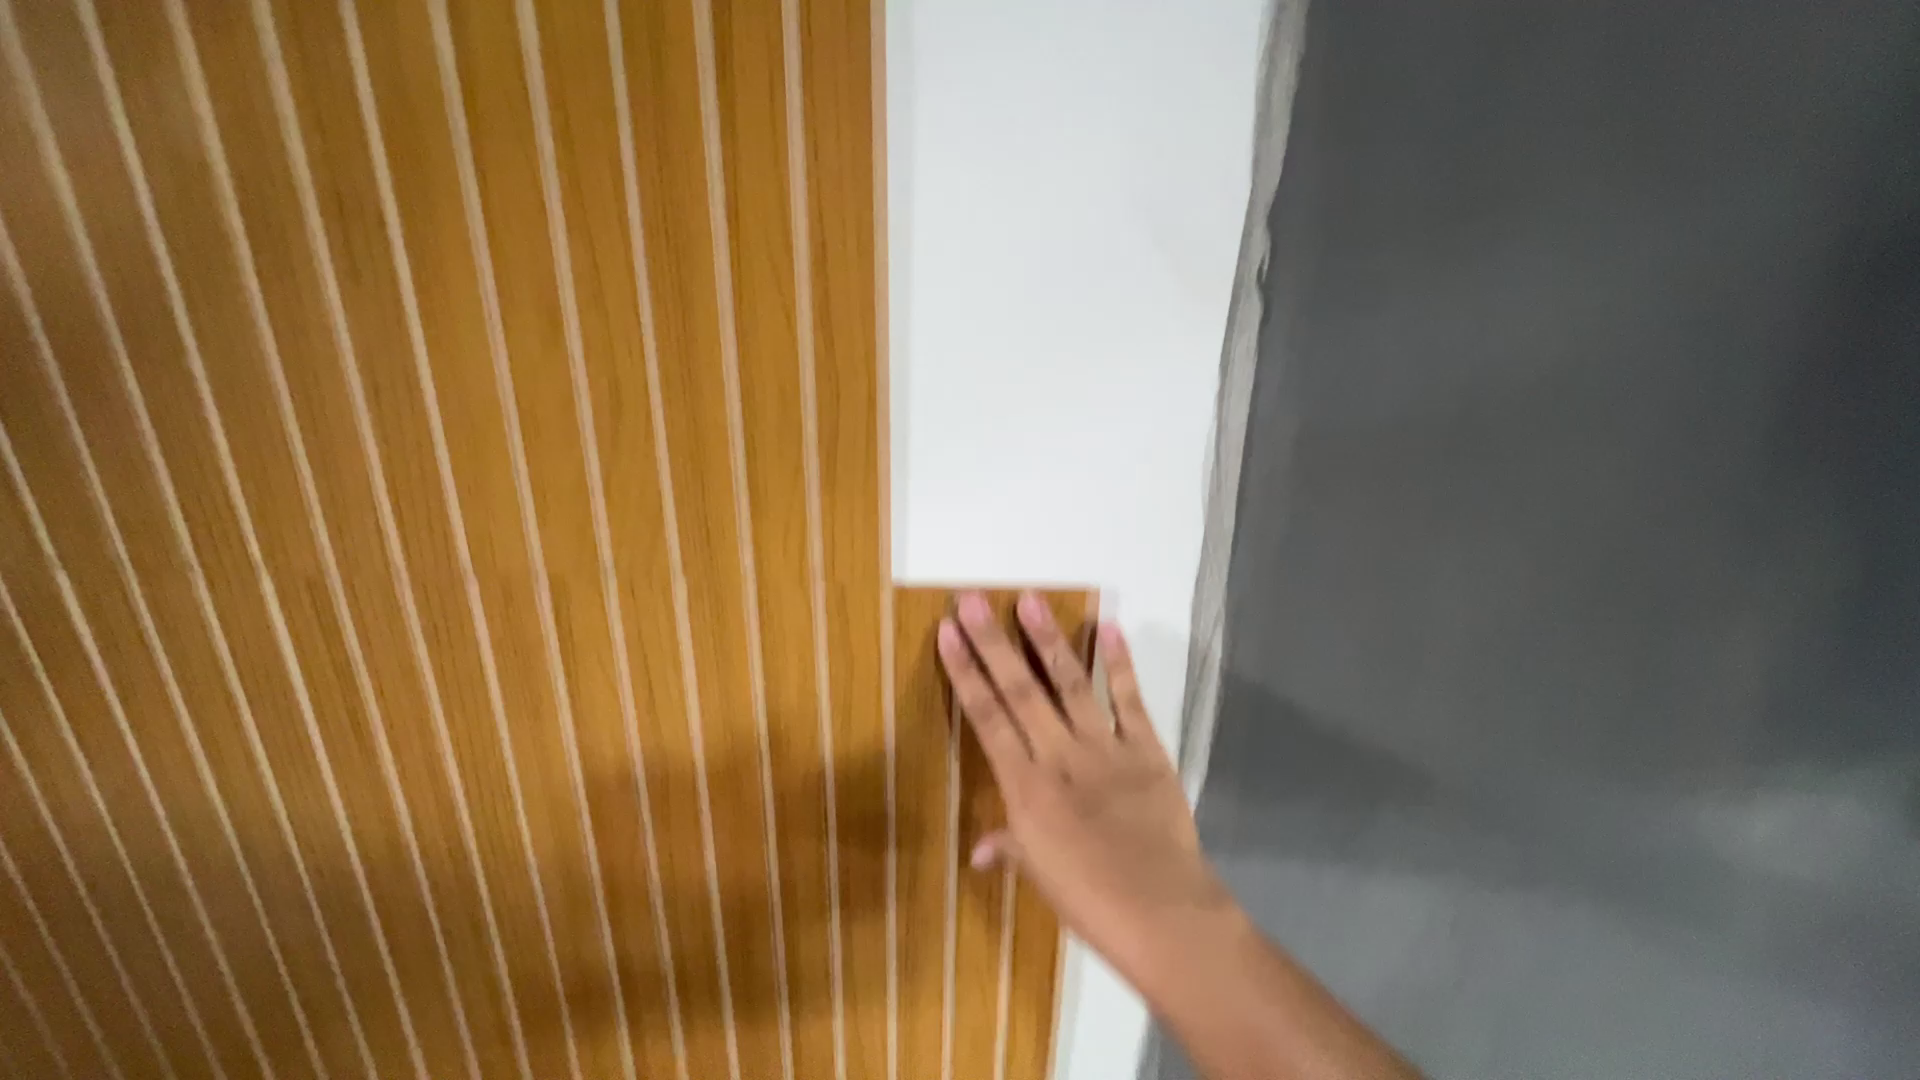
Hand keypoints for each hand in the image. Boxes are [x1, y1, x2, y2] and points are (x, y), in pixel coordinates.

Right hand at [937, 591, 1233, 977]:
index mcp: (1025, 786)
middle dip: (993, 643)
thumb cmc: (1089, 899)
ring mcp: (1105, 747)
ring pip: (1070, 684)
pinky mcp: (1146, 749)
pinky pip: (1129, 701)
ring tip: (1029, 600)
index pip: (986, 718)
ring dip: (1048, 640)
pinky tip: (1109, 627)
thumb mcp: (1039, 873)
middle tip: (972, 599)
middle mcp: (1059, 755)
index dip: (965, 673)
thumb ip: (1008, 848)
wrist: (1162, 912)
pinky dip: (1119, 664)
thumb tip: (977, 851)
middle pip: (1019, 690)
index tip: (948, 633)